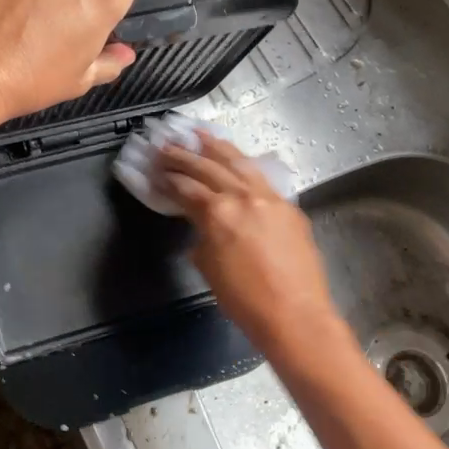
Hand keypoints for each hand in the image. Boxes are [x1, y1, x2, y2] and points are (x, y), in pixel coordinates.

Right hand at [158, 137, 342, 347]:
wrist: (294, 315)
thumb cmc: (244, 300)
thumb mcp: (208, 266)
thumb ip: (201, 235)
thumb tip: (201, 225)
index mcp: (217, 212)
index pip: (186, 187)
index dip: (167, 177)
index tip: (154, 169)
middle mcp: (242, 196)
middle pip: (208, 167)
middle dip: (184, 155)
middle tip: (166, 144)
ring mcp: (269, 198)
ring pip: (238, 162)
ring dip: (216, 147)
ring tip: (199, 134)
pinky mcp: (289, 207)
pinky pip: (260, 177)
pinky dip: (243, 164)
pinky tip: (235, 160)